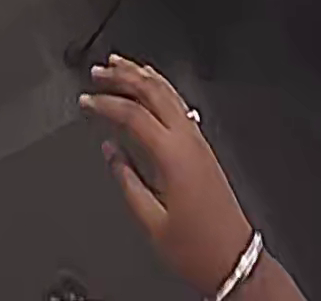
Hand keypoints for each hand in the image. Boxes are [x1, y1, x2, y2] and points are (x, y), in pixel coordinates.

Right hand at [81, 55, 252, 294]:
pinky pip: (177, 100)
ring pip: (167, 90)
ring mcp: (196, 135)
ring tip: (119, 64)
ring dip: (141, 74)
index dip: (106, 103)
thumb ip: (127, 181)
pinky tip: (150, 82)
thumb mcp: (152, 222)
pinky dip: (159, 85)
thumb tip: (109, 150)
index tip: (86, 99)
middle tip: (98, 71)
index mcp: (173, 154)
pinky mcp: (201, 141)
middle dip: (123, 76)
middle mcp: (187, 136)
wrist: (234, 257)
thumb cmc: (196, 246)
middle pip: (152, 91)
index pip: (133, 114)